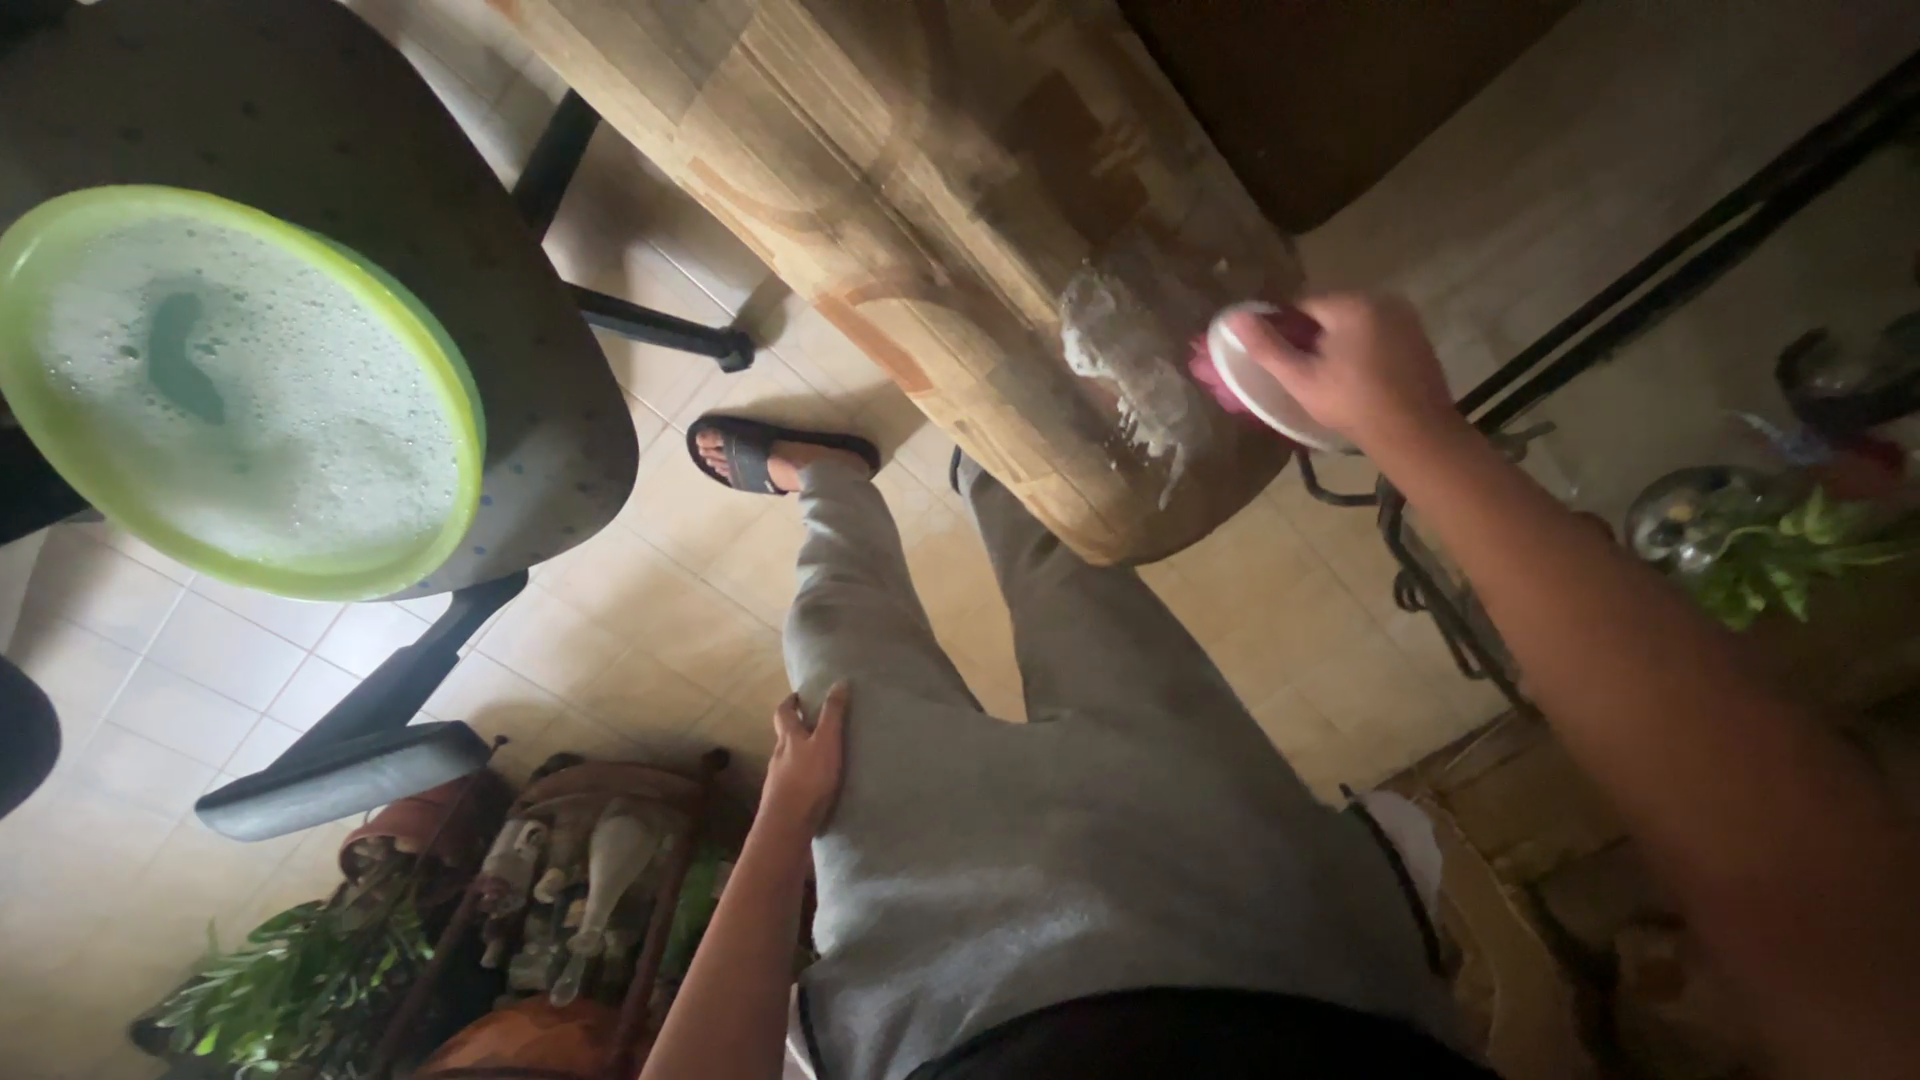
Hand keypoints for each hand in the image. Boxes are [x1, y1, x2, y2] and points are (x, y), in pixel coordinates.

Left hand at [758, 681, 847, 837]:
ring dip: (802, 755)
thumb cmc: (808, 779)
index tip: (800, 695)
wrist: (787, 826)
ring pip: (789, 761)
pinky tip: (817, 785)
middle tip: (816, 723)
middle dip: (797, 729)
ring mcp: (778, 780)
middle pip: (785, 737)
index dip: (790, 702)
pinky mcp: (784, 801)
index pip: (783, 712)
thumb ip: (832, 714)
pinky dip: (804, 777)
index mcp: (788, 739)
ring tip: (823, 756)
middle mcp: (779, 756)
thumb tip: (838, 682)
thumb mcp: (826, 742)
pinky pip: (794, 782)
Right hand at [1225, 292, 1462, 454]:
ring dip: (1336, 341)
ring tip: (1329, 376)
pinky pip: (1376, 332)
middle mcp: (1383, 299)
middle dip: (1312, 334)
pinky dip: (1361, 346)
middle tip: (1303, 371)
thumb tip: (1234, 317)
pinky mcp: (1417, 335)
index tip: (1282, 358)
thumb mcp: (1300, 378)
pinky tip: (1357, 376)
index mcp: (1352, 304)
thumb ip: (1267, 346)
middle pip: (1329, 310)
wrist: (1412, 431)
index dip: (1285, 328)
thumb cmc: (1350, 403)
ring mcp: (1405, 316)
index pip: (1301, 303)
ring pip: (1353, 322)